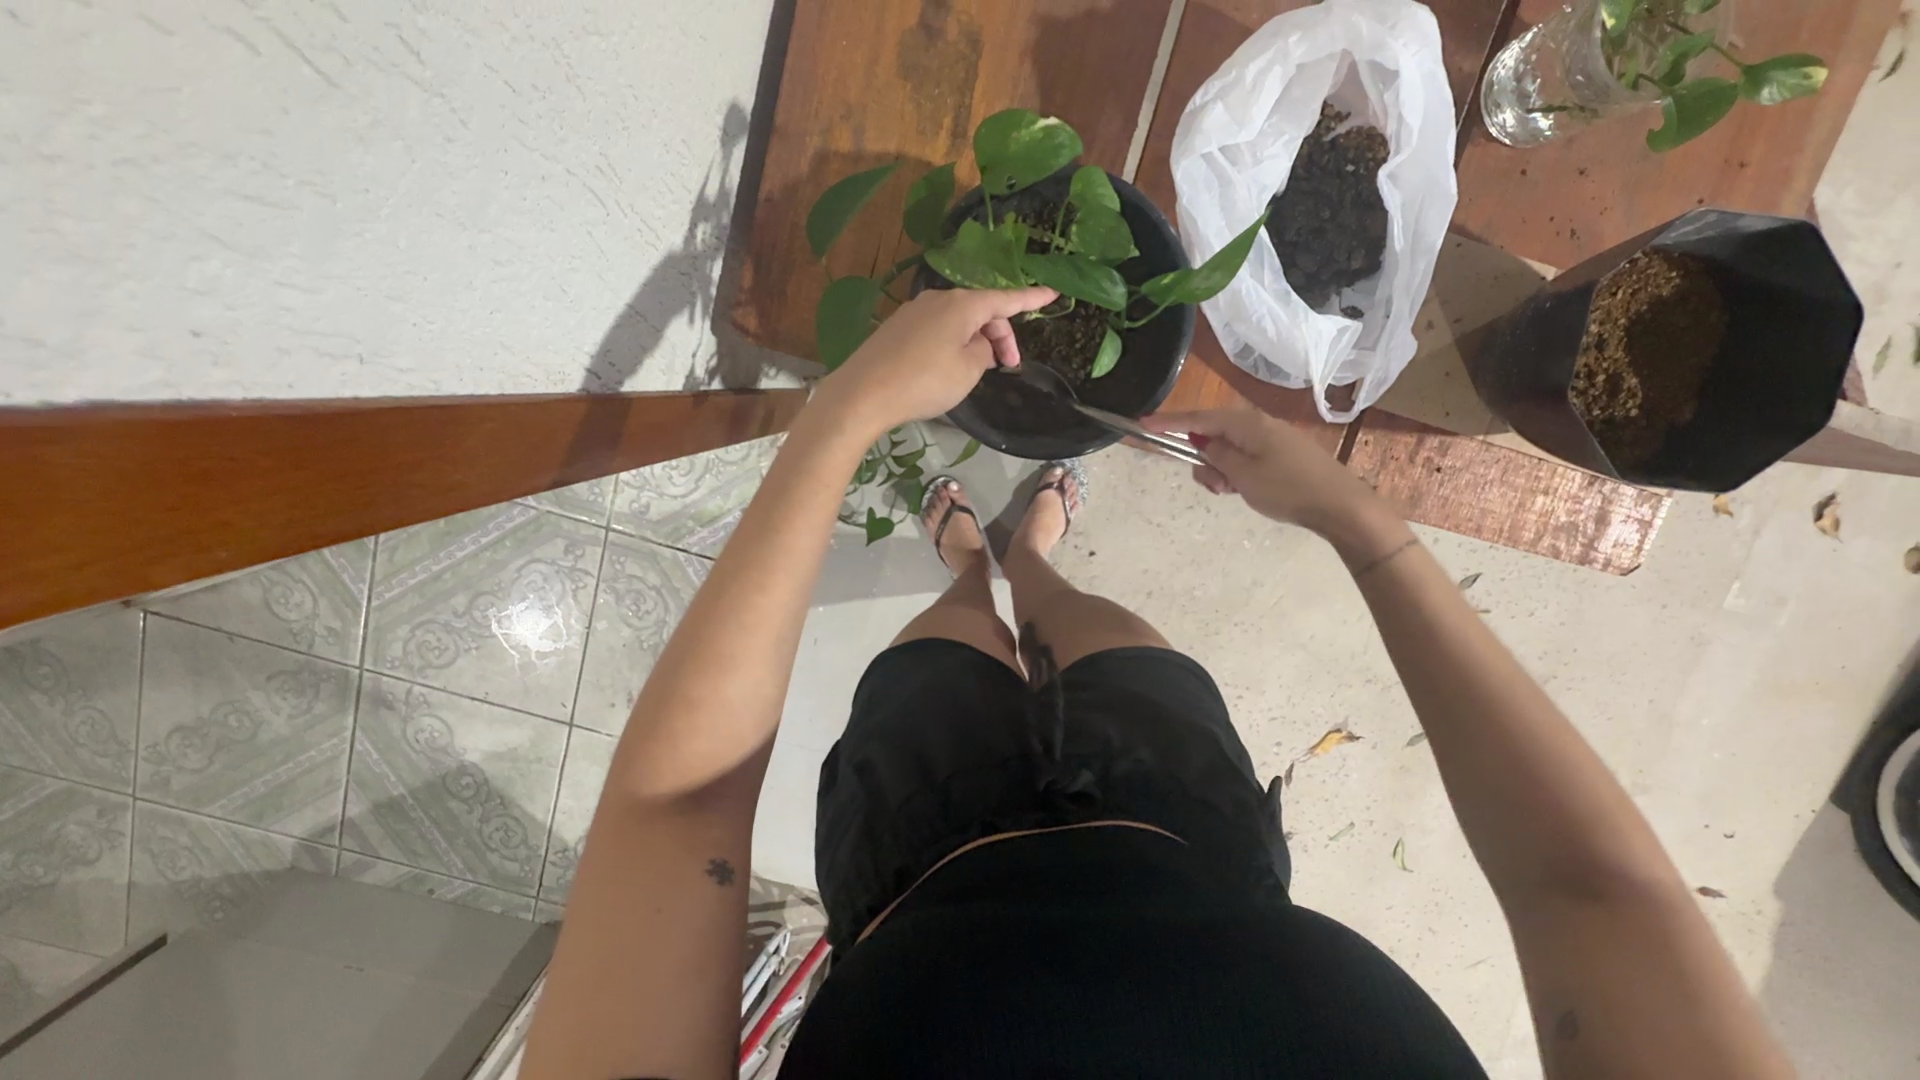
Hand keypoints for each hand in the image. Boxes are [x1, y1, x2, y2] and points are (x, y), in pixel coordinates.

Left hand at [814, 286, 1057, 434]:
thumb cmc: (924, 381)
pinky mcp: (897, 328)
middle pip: (981, 310)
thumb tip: (979, 344)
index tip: (1053, 294)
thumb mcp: (968, 371)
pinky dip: (952, 344)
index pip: (1006, 298)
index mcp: (962, 305)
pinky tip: (948, 369)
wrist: (863, 393)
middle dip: (1000, 336)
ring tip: (977, 371)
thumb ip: (984, 352)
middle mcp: (938, 299)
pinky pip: (936, 329)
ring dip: (975, 341)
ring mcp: (914, 312)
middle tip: (1007, 367)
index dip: (1031, 298)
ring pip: (958, 321)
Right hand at [1144, 407, 1386, 535]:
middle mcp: (1258, 424)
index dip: (1170, 422)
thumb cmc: (1288, 489)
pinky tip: (1246, 491)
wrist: (1341, 505)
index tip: (1144, 423)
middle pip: (1213, 433)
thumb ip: (1216, 456)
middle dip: (1203, 457)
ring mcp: (1272, 438)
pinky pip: (1246, 456)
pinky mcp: (1282, 454)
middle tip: (1215, 486)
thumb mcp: (1243, 475)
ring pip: (1229, 448)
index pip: (1198, 418)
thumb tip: (1202, 441)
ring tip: (1232, 492)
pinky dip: (1237, 472)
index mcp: (1246, 424)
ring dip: (1221, 469)